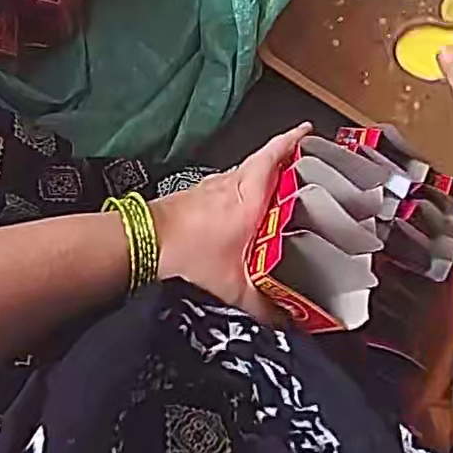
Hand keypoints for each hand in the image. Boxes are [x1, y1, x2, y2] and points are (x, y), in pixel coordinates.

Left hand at [148, 123, 310, 320]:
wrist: (145, 241)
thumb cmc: (187, 253)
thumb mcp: (232, 285)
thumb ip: (263, 306)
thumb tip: (286, 321)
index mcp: (248, 195)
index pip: (274, 155)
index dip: (292, 140)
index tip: (307, 131)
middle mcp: (232, 183)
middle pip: (263, 158)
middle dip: (285, 154)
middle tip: (304, 158)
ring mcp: (213, 185)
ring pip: (246, 170)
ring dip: (264, 170)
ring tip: (282, 182)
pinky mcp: (199, 193)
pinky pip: (230, 182)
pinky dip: (245, 185)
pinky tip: (247, 205)